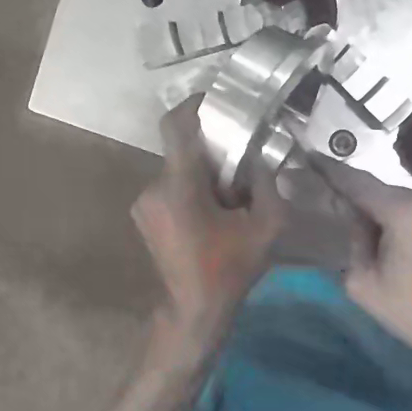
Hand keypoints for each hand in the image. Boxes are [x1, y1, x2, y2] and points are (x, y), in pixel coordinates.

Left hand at [131, 97, 285, 343]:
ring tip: (231, 194)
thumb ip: (266, 183)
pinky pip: (171, 188)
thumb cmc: (229, 268)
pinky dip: (192, 188)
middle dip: (212, 150)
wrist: (193, 311)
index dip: (193, 104)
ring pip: (178, 170)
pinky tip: (213, 212)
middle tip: (241, 161)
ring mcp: (145, 203)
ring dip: (203, 173)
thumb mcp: (266, 226)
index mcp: (179, 185)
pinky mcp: (144, 216)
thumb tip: (260, 155)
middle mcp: (154, 187)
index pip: (176, 126)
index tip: (215, 99)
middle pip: (183, 150)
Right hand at [312, 155, 411, 377]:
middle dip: (354, 196)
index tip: (308, 155)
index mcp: (405, 211)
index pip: (357, 182)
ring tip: (356, 227)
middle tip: (327, 204)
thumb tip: (353, 220)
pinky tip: (384, 236)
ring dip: (375, 208)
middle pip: (378, 189)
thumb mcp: (364, 283)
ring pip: (396, 198)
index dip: (330, 169)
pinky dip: (395, 216)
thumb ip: (352, 241)